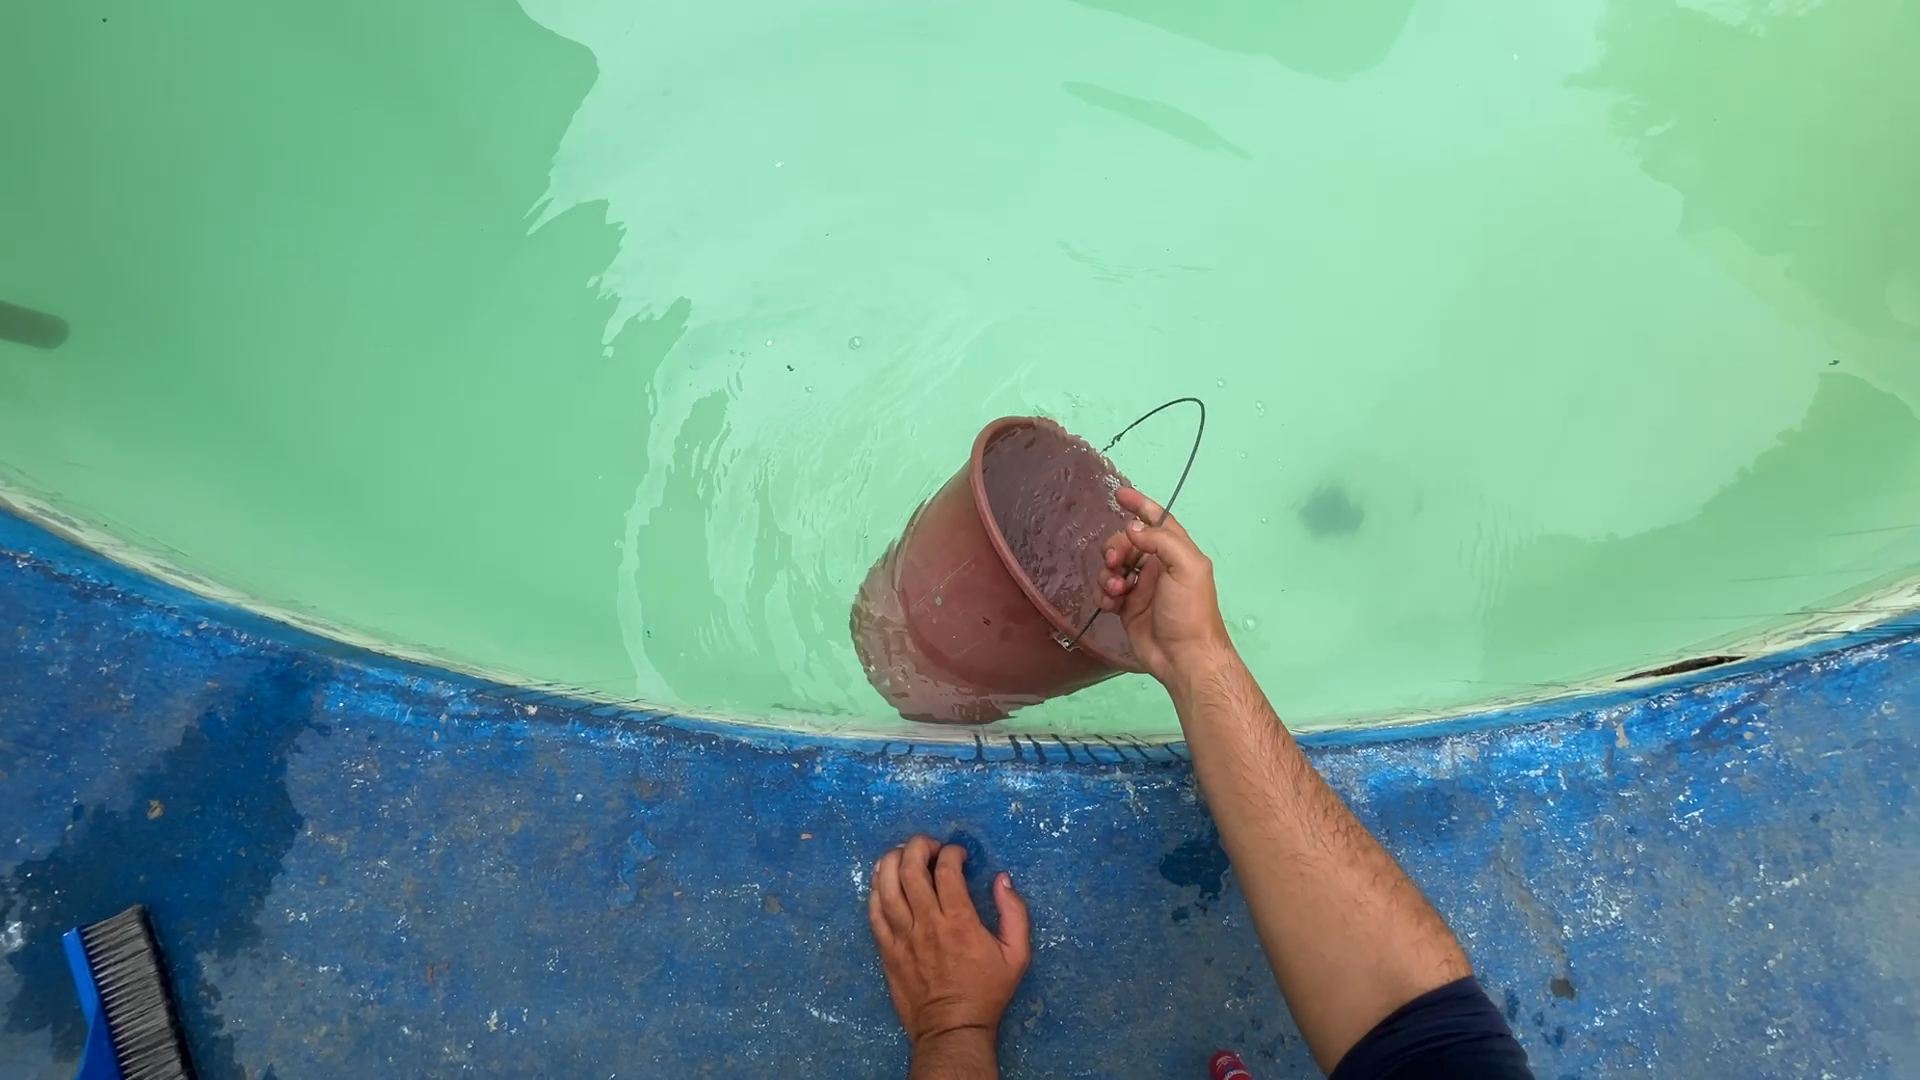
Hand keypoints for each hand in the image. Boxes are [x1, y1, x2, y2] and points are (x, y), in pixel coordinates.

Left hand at [870, 836, 1031, 1049]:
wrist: (952, 1031)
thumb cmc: (985, 991)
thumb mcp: (1016, 955)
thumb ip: (1015, 913)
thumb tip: (1003, 879)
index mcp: (959, 922)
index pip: (946, 870)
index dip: (951, 852)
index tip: (958, 854)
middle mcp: (927, 924)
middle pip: (910, 869)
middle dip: (918, 846)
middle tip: (929, 845)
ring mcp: (902, 937)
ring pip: (886, 886)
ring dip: (892, 860)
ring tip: (903, 853)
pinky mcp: (887, 950)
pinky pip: (874, 912)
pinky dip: (876, 889)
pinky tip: (883, 878)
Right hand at [1098, 488, 1234, 684]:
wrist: (1183, 656)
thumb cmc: (1190, 610)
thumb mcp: (1186, 567)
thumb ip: (1161, 541)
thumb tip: (1131, 528)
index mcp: (1176, 552)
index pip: (1156, 520)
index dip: (1139, 505)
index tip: (1119, 494)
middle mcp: (1157, 566)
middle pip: (1126, 543)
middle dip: (1115, 548)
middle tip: (1115, 562)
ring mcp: (1141, 587)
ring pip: (1112, 567)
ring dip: (1107, 574)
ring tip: (1116, 590)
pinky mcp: (1127, 607)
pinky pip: (1106, 591)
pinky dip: (1103, 594)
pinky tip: (1111, 604)